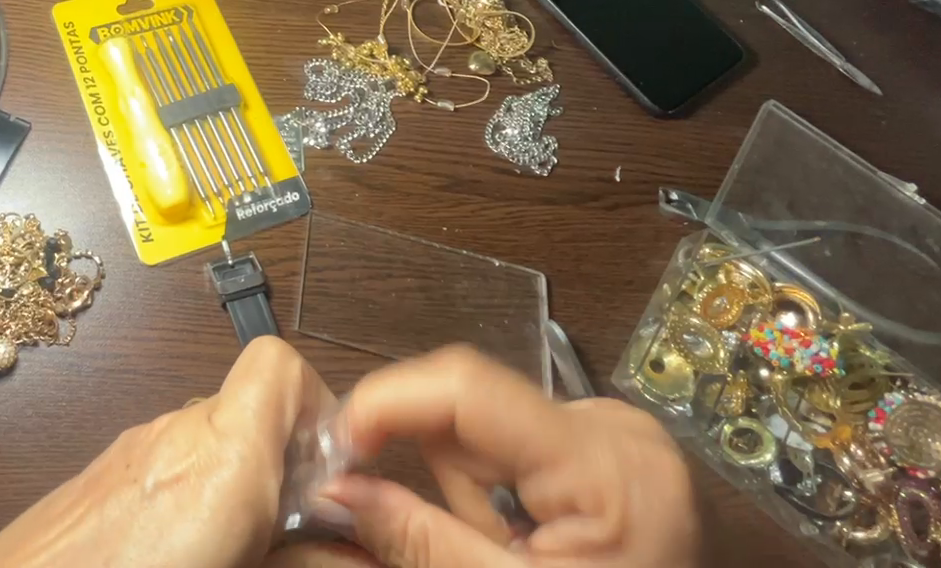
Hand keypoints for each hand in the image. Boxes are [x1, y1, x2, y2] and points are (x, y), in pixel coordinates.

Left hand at [0, 337, 331, 567]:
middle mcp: (177, 430)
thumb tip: (356, 552)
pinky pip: (175, 454)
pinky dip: (201, 487)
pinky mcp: (109, 463)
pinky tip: (193, 542)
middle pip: (255, 405)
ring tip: (243, 545)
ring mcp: (138, 441)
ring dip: (245, 476)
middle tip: (300, 529)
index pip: (278, 363)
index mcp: (221, 455)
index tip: (333, 470)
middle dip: (289, 460)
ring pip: (217, 432)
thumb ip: (302, 558)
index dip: (316, 404)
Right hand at [267, 346, 695, 567]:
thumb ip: (418, 540)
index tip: (338, 445)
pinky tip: (522, 535)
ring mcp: (612, 428)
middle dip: (442, 472)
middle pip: (468, 404)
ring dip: (465, 485)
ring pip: (480, 420)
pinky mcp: (604, 440)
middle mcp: (612, 423)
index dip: (387, 401)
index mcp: (605, 464)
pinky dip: (490, 484)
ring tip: (505, 550)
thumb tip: (328, 490)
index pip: (467, 389)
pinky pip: (508, 435)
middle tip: (469, 545)